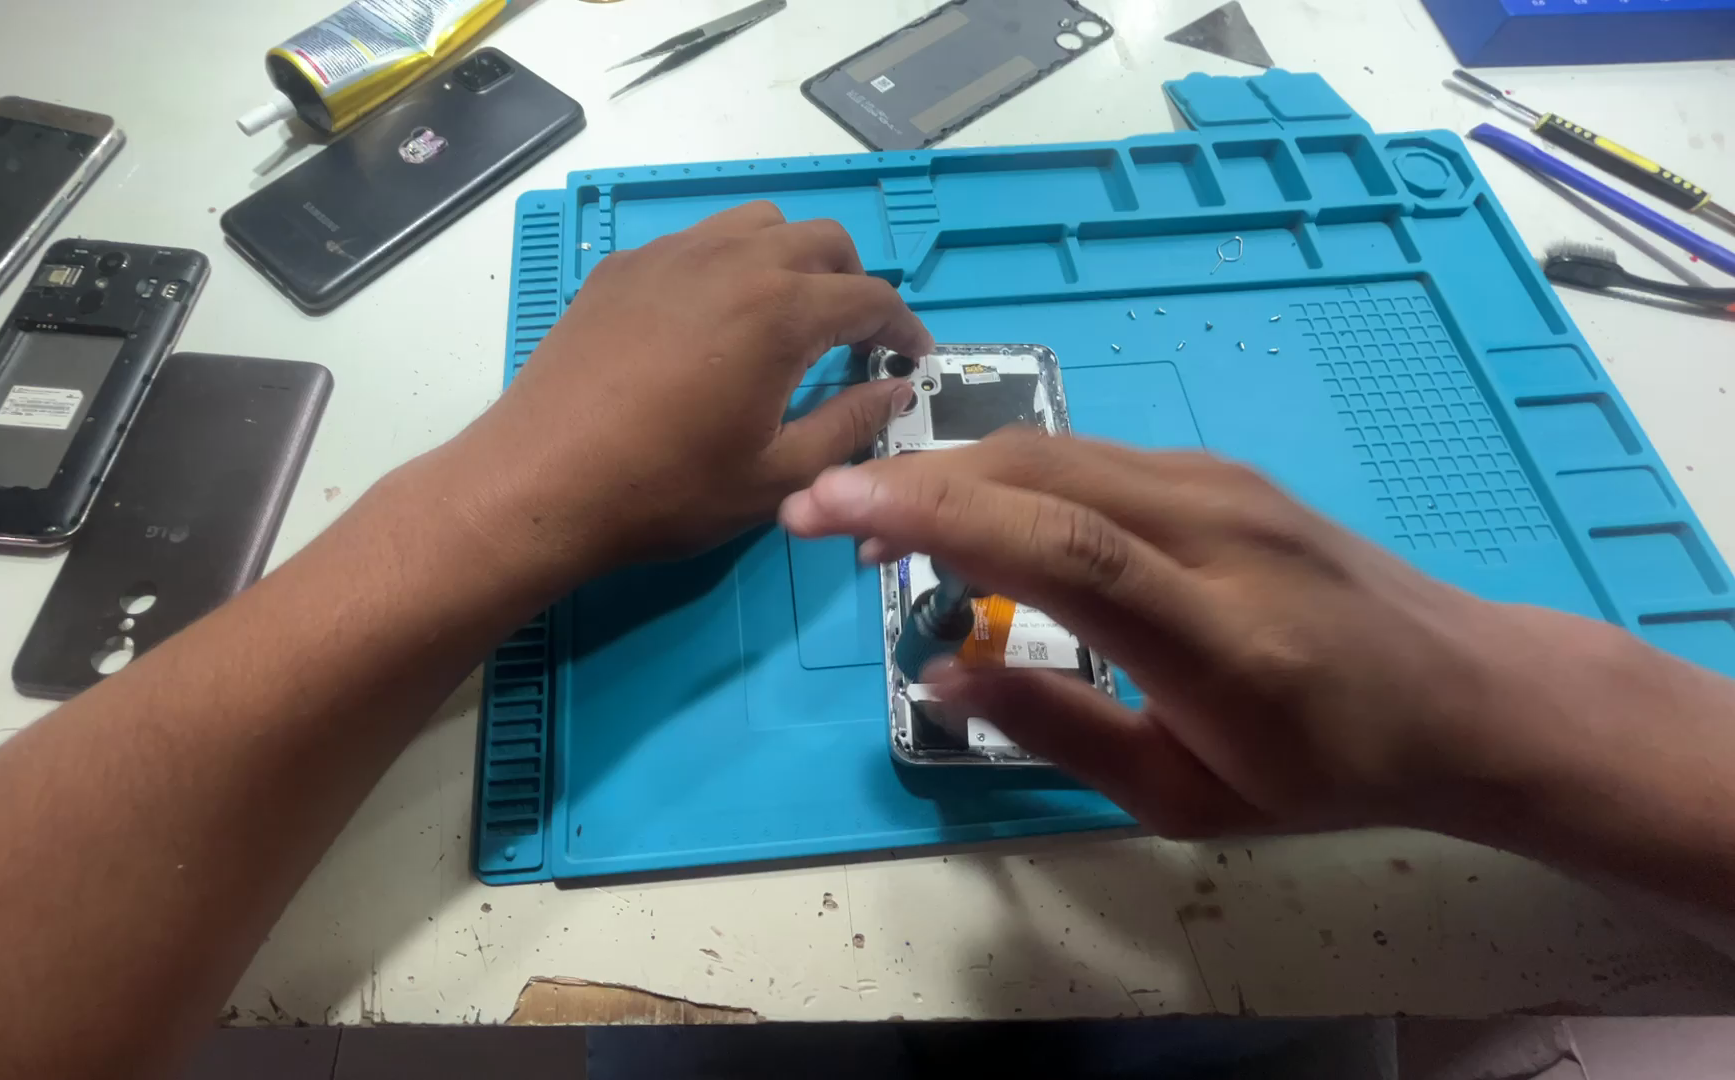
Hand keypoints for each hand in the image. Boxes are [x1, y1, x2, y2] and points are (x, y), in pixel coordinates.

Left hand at [446, 202, 929, 577]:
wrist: (542, 483)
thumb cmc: (666, 491)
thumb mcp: (774, 476)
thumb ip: (848, 426)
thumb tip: (894, 391)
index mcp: (779, 310)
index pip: (869, 297)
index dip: (902, 327)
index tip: (911, 356)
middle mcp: (730, 260)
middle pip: (821, 241)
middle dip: (852, 284)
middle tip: (852, 339)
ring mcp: (669, 255)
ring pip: (757, 226)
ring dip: (792, 262)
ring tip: (786, 319)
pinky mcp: (622, 269)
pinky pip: (697, 243)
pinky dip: (730, 266)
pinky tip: (711, 321)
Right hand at [778, 429, 1689, 842]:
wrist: (1469, 691)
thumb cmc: (1322, 768)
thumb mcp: (1179, 794)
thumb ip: (1051, 728)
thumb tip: (937, 674)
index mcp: (1212, 633)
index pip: (1053, 545)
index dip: (930, 516)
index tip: (826, 510)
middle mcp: (1210, 526)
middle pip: (1032, 474)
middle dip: (906, 482)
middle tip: (819, 514)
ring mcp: (1211, 482)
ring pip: (1044, 453)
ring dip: (942, 479)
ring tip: (876, 528)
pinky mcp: (1204, 468)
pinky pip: (1075, 459)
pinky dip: (995, 480)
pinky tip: (965, 519)